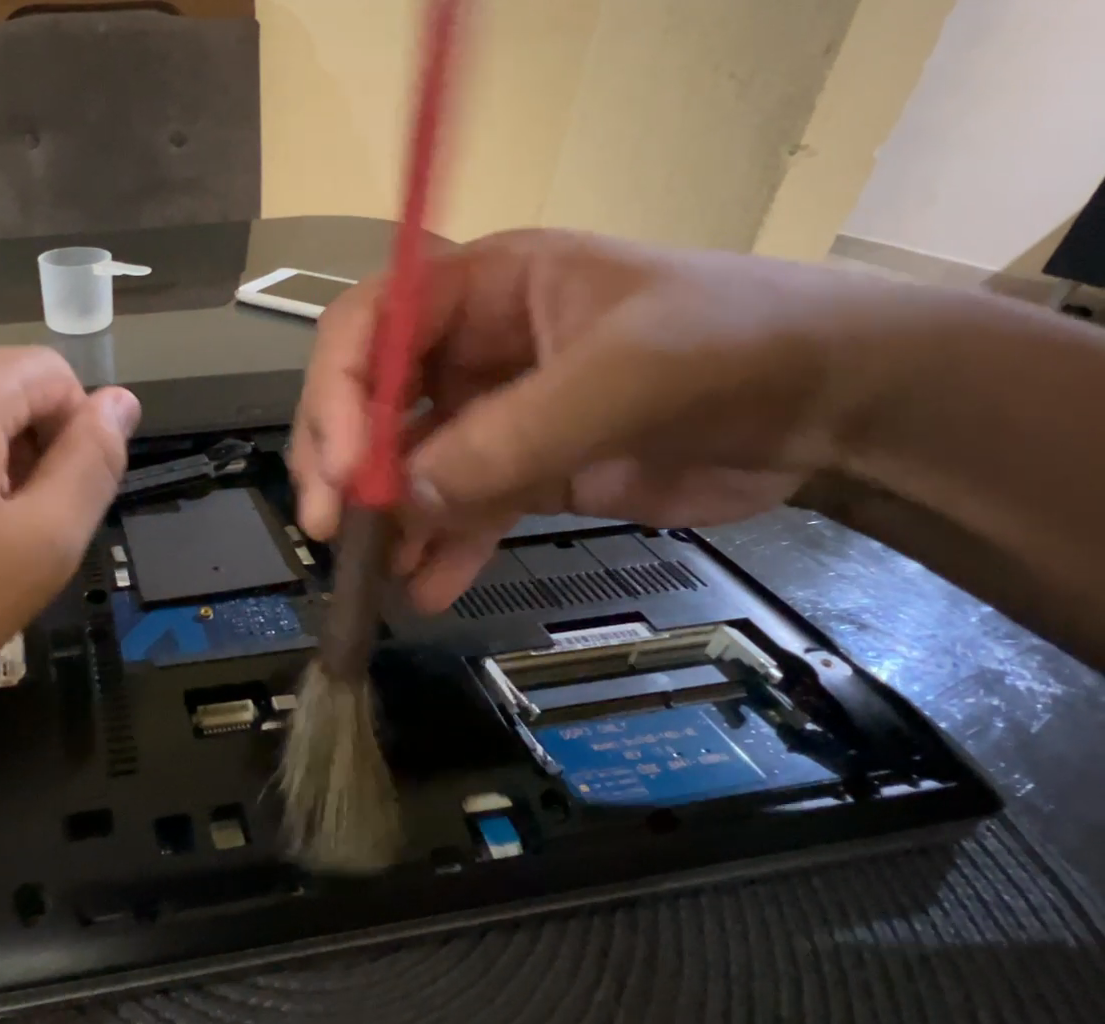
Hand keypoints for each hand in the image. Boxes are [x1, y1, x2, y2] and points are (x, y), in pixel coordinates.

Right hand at [292, 228, 882, 611]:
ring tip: (376, 575)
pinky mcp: (521, 473)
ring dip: (387, 521)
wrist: (837, 406)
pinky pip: (460, 513)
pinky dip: (441, 552)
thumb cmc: (738, 346)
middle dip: (344, 464)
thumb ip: (512, 437)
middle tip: (331, 528)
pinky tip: (428, 590)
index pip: (370, 326)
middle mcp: (470, 348)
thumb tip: (406, 501)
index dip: (340, 391)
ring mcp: (493, 416)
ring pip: (407, 468)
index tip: (343, 469)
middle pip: (369, 401)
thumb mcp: (625, 377)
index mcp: (483, 288)